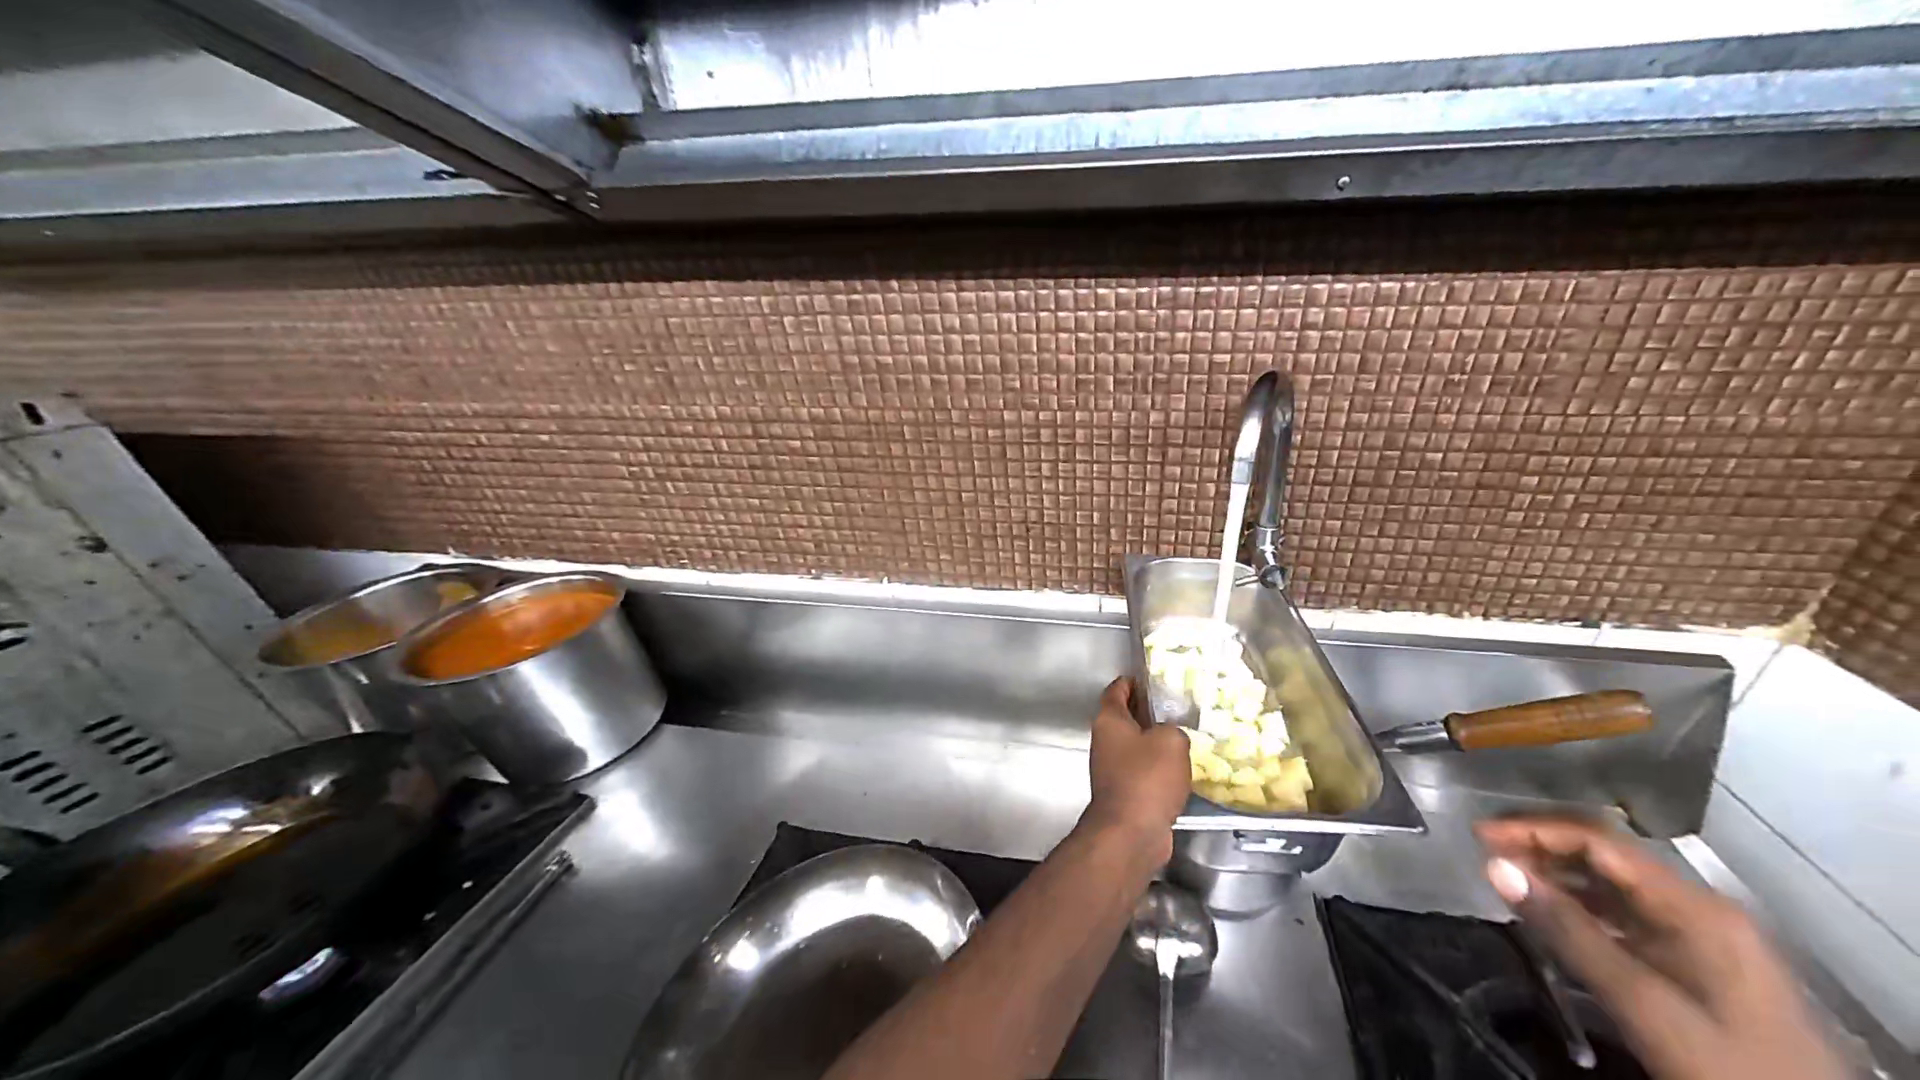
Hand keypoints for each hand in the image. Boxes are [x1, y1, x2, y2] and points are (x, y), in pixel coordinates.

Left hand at [1084, 677, 1190, 863]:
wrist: (1131, 832)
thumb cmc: (1147, 778)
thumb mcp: (1171, 741)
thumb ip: (1173, 729)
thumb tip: (1169, 736)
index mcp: (1109, 721)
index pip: (1115, 691)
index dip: (1130, 682)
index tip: (1146, 678)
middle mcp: (1104, 741)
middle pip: (1124, 718)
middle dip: (1145, 712)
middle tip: (1174, 708)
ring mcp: (1110, 768)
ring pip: (1133, 746)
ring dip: (1153, 742)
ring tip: (1182, 738)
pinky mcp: (1123, 792)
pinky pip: (1140, 771)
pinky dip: (1156, 768)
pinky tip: (1178, 771)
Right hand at [1478, 818, 1844, 1079]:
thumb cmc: (1725, 1064)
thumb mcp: (1640, 1001)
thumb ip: (1566, 930)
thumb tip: (1494, 866)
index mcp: (1693, 906)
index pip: (1600, 842)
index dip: (1534, 830)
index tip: (1480, 835)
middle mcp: (1700, 907)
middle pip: (1608, 857)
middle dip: (1542, 847)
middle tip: (1486, 852)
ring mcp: (1704, 935)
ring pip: (1616, 884)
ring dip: (1559, 875)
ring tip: (1507, 878)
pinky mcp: (1700, 961)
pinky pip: (1628, 914)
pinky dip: (1582, 905)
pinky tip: (1552, 914)